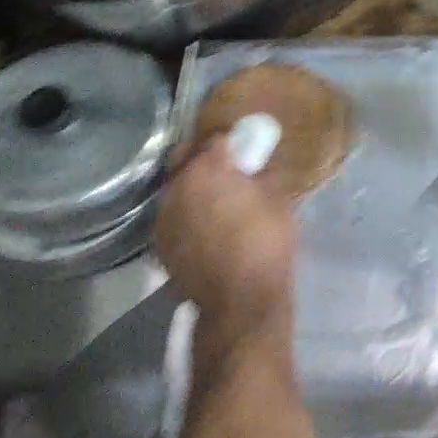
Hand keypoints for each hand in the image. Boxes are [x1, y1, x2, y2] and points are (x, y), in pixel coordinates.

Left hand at [154, 134, 298, 338]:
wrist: (241, 298)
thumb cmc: (267, 241)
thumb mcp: (278, 199)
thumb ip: (262, 175)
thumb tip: (256, 165)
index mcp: (206, 170)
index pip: (214, 139)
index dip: (231, 141)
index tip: (245, 147)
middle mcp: (176, 187)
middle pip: (184, 159)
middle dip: (203, 157)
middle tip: (227, 167)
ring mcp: (162, 217)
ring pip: (175, 188)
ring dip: (192, 186)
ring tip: (215, 199)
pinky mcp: (158, 243)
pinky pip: (172, 216)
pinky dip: (186, 213)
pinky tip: (205, 226)